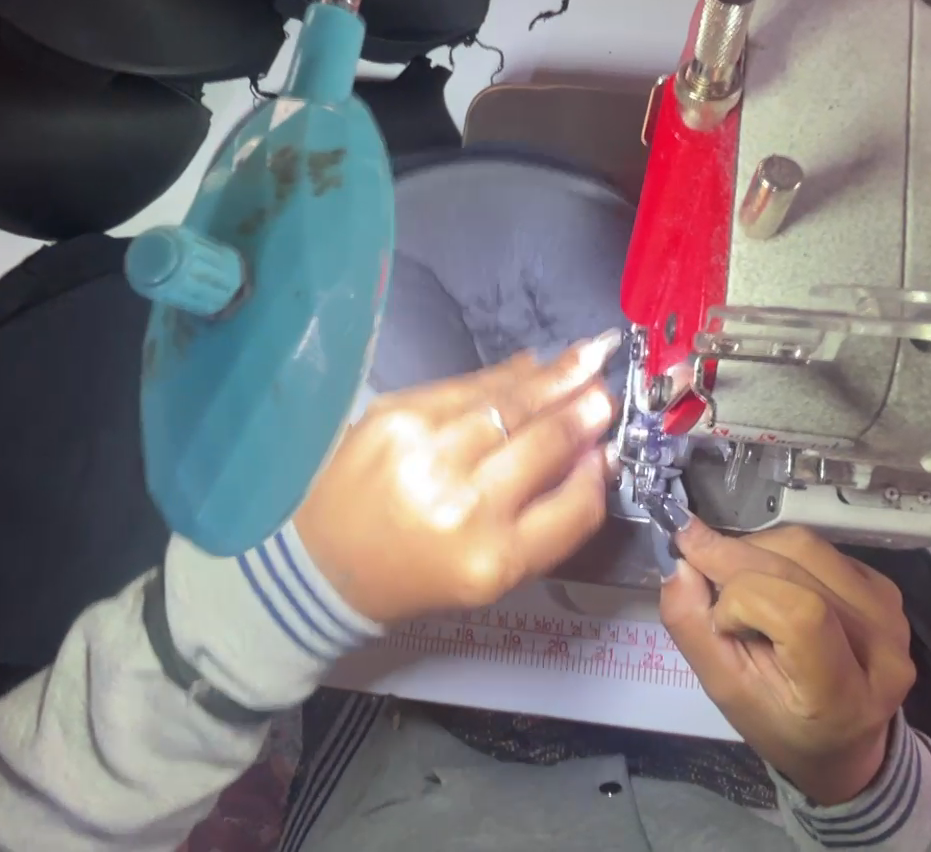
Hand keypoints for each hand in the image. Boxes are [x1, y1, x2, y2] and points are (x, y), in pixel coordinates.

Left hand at [294, 335, 620, 625]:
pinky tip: (532, 364)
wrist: (321, 561)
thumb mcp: (488, 574)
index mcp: (492, 561)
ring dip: (554, 378)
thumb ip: (545, 523)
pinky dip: (505, 375)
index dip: (597, 474)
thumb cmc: (415, 574)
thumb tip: (591, 456)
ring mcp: (427, 451)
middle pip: (545, 445)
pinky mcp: (397, 414)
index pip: (573, 509)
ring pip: (510, 404)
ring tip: (587, 355)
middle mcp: (463, 505)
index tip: (609, 447)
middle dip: (582, 411)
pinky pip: (467, 386)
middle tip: (607, 386)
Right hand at [661, 524, 915, 805]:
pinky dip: (777, 549)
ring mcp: (888, 612)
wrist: (845, 739)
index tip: (714, 613)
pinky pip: (818, 546)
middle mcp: (881, 646)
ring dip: (753, 547)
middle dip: (731, 554)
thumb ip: (694, 630)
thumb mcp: (727, 693)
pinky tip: (767, 576)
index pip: (799, 614)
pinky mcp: (883, 587)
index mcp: (844, 694)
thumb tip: (678, 564)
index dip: (744, 598)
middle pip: (795, 567)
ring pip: (804, 545)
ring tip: (734, 577)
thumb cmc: (781, 725)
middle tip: (691, 551)